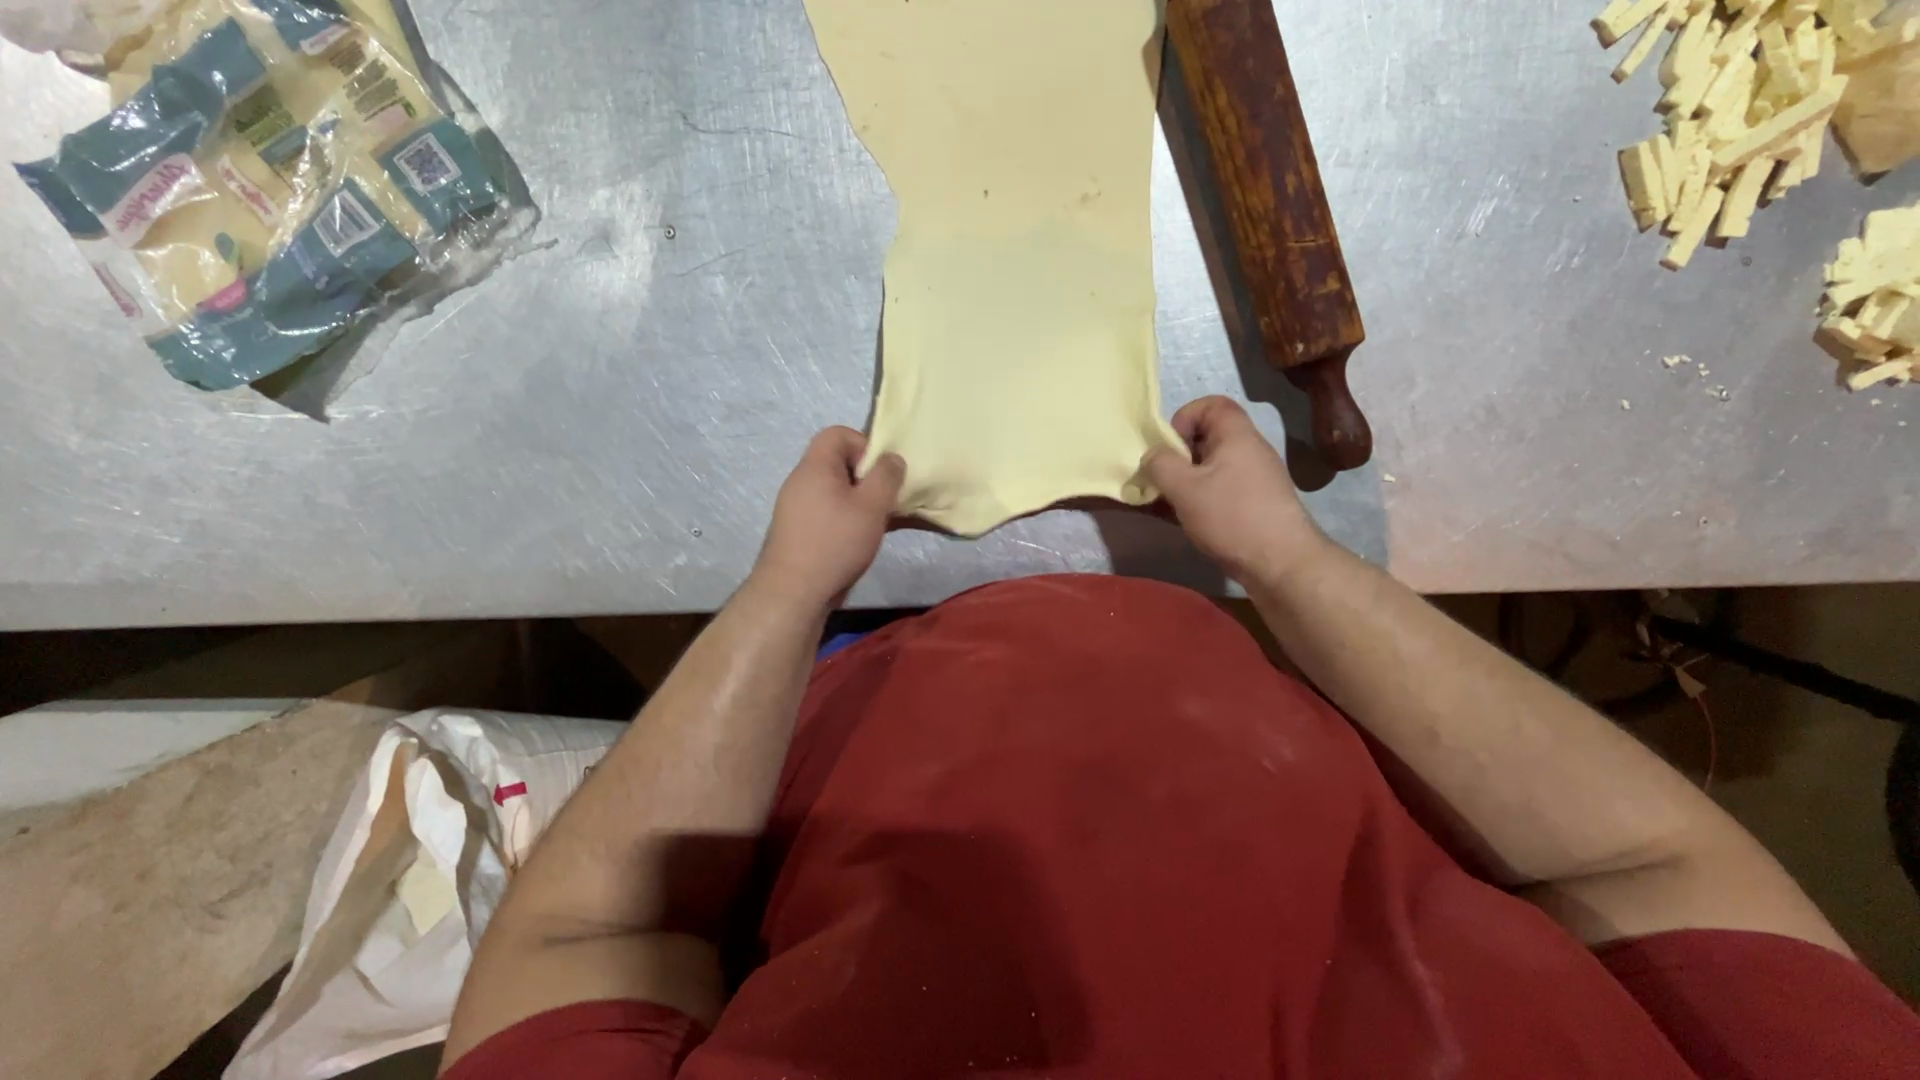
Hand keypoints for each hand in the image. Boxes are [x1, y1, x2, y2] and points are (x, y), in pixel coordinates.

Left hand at [750, 427, 905, 610]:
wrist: (794, 593)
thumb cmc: (835, 542)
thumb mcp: (871, 506)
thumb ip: (887, 476)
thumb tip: (892, 458)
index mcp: (815, 466)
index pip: (838, 433)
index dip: (864, 445)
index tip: (881, 473)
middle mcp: (801, 481)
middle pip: (838, 463)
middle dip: (867, 478)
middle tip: (885, 500)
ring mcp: (797, 508)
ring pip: (835, 491)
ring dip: (860, 502)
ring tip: (877, 523)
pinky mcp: (799, 531)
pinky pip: (828, 513)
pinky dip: (847, 519)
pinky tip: (861, 541)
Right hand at [1142, 397, 1329, 584]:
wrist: (1281, 562)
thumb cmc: (1231, 516)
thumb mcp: (1184, 488)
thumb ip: (1160, 465)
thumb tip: (1152, 455)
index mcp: (1236, 435)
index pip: (1211, 404)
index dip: (1184, 417)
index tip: (1168, 446)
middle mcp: (1249, 450)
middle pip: (1208, 437)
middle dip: (1179, 455)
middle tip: (1161, 478)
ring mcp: (1255, 479)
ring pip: (1212, 467)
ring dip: (1186, 481)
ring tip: (1168, 503)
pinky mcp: (1255, 504)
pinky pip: (1221, 489)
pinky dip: (1200, 498)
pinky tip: (1185, 520)